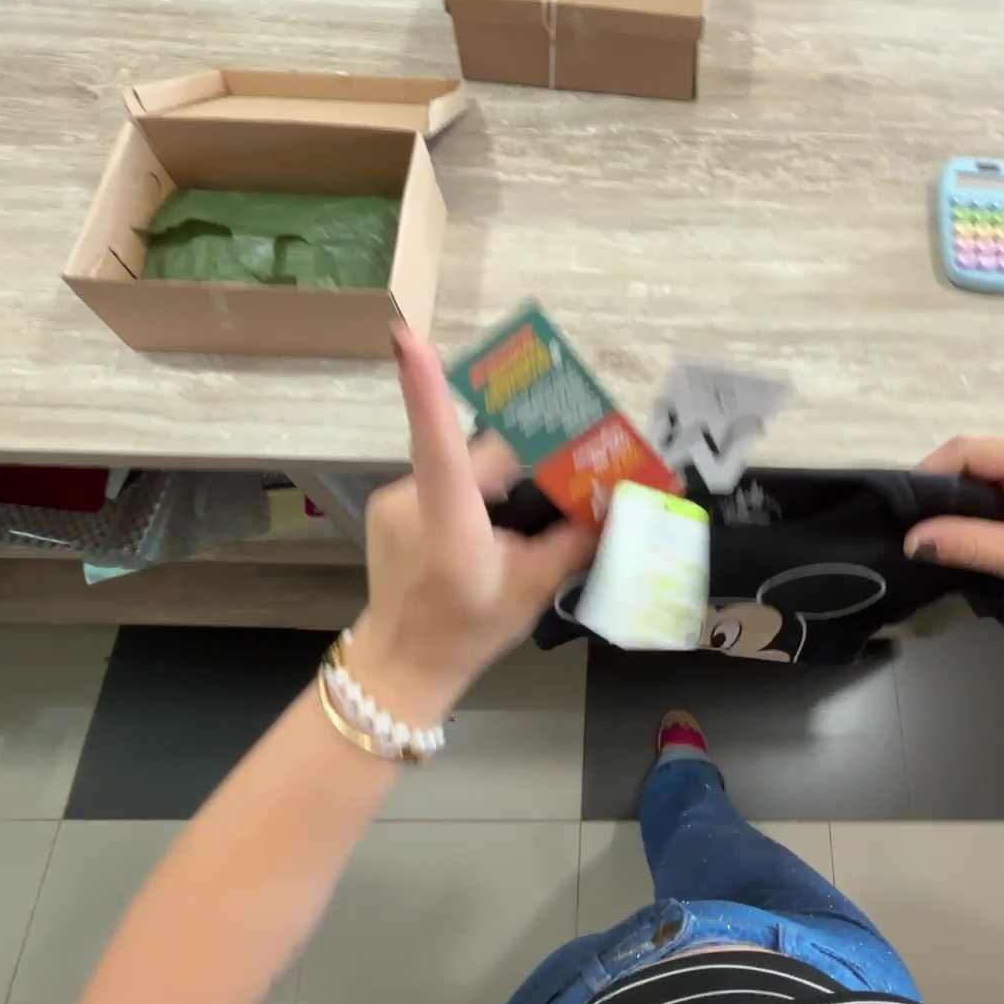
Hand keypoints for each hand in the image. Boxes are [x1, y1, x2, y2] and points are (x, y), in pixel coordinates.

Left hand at [345, 326, 597, 723]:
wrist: (401, 664)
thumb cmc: (468, 630)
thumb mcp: (532, 589)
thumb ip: (573, 541)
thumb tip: (614, 503)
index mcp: (447, 524)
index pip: (439, 448)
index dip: (427, 393)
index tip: (409, 339)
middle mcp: (411, 501)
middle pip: (476, 455)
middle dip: (522, 462)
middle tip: (563, 474)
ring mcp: (392, 501)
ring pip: (461, 468)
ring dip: (496, 482)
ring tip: (514, 525)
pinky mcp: (388, 506)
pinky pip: (442, 480)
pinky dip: (472, 492)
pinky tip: (482, 530)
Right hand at [904, 434, 1003, 631]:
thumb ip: (963, 542)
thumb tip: (909, 539)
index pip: (968, 449)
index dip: (929, 473)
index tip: (904, 508)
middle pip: (975, 457)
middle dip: (942, 488)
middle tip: (917, 522)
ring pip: (986, 472)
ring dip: (960, 499)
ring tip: (937, 528)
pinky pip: (1002, 484)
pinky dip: (980, 504)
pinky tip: (967, 528)